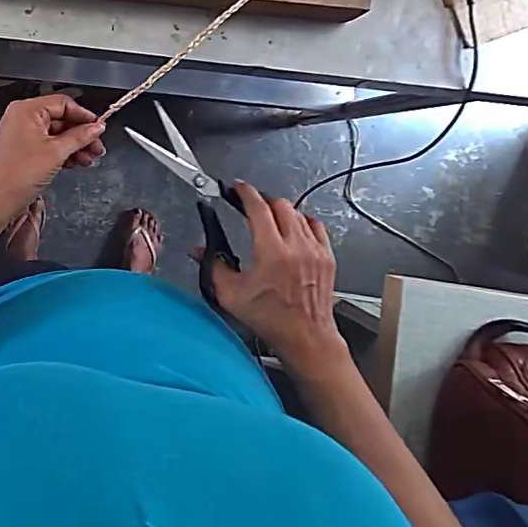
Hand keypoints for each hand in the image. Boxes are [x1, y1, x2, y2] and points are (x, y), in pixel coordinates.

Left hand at [0, 94, 104, 214]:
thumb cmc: (18, 174)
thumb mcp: (57, 152)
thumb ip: (80, 137)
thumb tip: (96, 128)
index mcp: (26, 110)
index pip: (63, 103)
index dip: (83, 115)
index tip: (98, 127)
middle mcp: (22, 118)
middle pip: (60, 119)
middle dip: (81, 135)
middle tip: (96, 146)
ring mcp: (21, 133)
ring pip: (56, 134)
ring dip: (74, 146)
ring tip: (88, 159)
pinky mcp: (22, 149)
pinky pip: (47, 144)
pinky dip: (62, 152)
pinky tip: (75, 163)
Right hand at [200, 182, 346, 374]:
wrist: (305, 337)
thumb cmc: (272, 320)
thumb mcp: (231, 295)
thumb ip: (213, 268)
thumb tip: (200, 252)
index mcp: (271, 252)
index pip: (258, 207)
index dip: (245, 193)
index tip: (238, 189)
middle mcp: (296, 247)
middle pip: (279, 204)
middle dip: (262, 200)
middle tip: (250, 206)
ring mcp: (314, 250)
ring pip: (298, 212)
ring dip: (281, 211)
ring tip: (269, 219)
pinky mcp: (326, 256)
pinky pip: (315, 226)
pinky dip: (302, 222)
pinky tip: (294, 229)